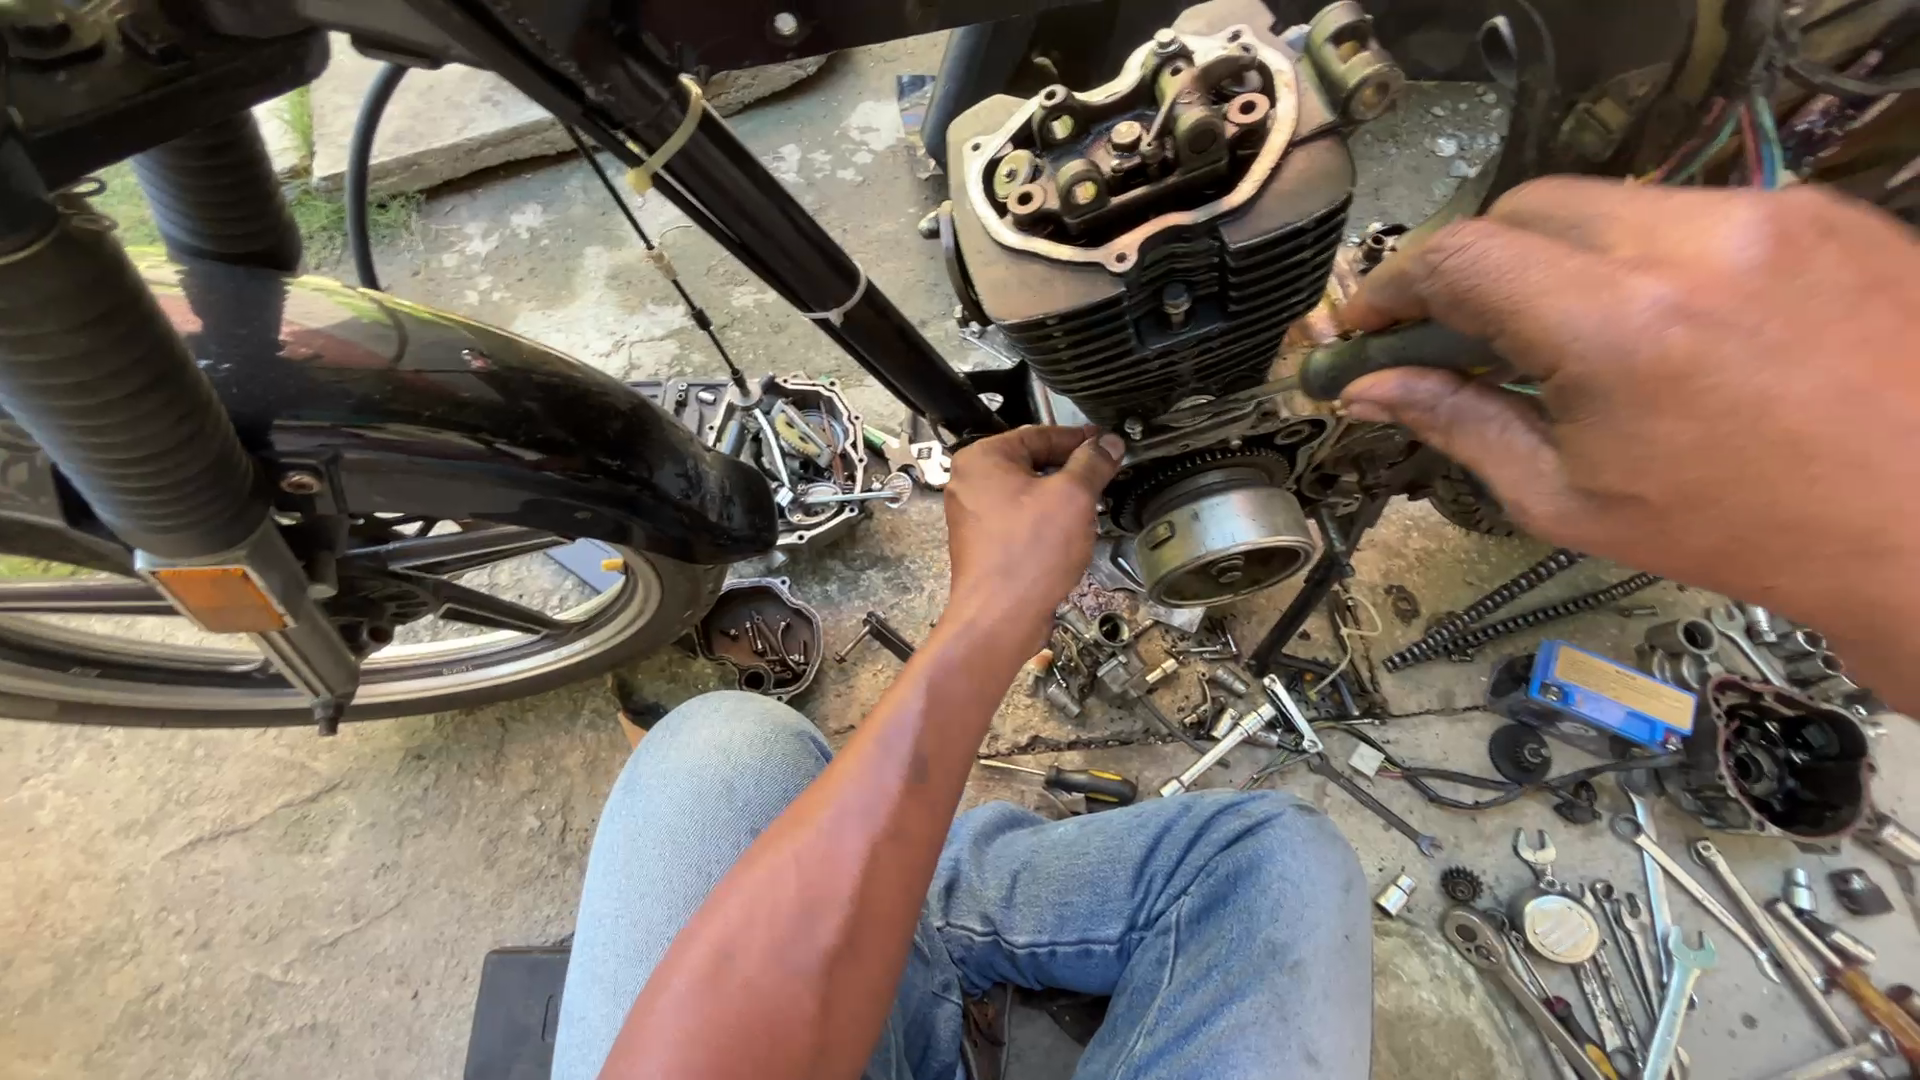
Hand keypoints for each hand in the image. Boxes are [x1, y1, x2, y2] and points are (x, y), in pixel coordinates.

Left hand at [942, 425, 1123, 647]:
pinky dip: (1045, 522)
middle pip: (1031, 462)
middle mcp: (970, 483)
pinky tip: (1068, 535)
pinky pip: (1020, 520)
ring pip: (1027, 493)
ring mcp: (974, 515)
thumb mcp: (1072, 497)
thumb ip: (1092, 463)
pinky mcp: (983, 543)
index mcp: (981, 459)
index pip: (1038, 433)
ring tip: (1090, 508)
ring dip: (1060, 498)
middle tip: (1103, 476)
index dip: (1078, 438)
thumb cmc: (1027, 555)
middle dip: (1070, 470)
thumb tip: (1108, 444)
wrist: (1000, 617)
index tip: (1105, 444)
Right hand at [1339, 177, 1919, 702]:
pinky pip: (1664, 212)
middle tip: (1433, 332)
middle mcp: (1696, 243)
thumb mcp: (1558, 495)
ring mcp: (1766, 213)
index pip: (1462, 258)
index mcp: (1621, 327)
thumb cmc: (1733, 529)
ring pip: (1590, 203)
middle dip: (1457, 266)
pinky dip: (1606, 255)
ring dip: (1531, 260)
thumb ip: (1454, 422)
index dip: (1392, 287)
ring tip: (1525, 333)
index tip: (1364, 326)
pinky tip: (1613, 320)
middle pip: (1518, 209)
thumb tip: (1366, 390)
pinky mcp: (1811, 210)